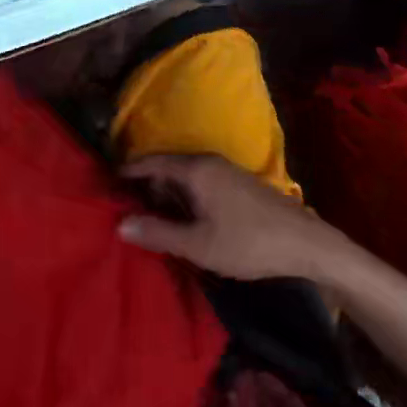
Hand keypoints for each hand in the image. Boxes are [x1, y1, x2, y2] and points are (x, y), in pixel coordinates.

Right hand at [118, 154, 352, 281]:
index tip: (105, 183)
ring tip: (146, 215)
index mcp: (196, 169)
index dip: (128, 171)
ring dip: (165, 191)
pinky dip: (182, 195)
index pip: (152, 162)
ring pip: (184, 174)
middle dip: (145, 183)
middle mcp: (209, 161)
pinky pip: (198, 181)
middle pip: (167, 166)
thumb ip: (159, 233)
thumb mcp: (198, 244)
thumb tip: (120, 222)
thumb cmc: (247, 243)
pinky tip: (180, 217)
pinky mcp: (236, 183)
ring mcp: (225, 170)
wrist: (301, 241)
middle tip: (121, 206)